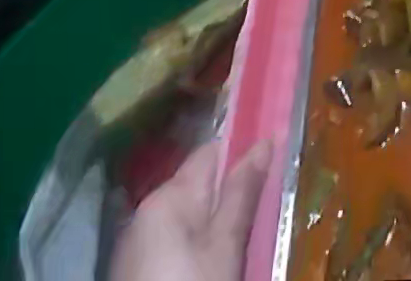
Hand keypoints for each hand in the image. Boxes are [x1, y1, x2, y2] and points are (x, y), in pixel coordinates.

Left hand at [110, 140, 269, 280]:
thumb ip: (243, 191)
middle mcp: (147, 211)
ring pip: (192, 213)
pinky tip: (216, 263)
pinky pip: (177, 239)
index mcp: (166, 197)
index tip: (273, 166)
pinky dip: (200, 243)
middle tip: (264, 208)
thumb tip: (264, 142)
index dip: (244, 153)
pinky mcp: (137, 271)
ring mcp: (138, 244)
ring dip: (219, 219)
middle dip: (232, 191)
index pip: (212, 151)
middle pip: (201, 183)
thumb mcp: (226, 245)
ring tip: (245, 238)